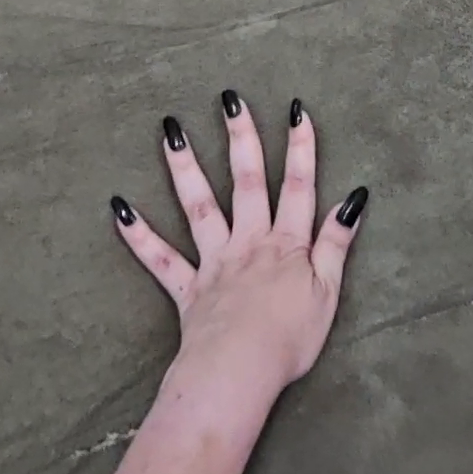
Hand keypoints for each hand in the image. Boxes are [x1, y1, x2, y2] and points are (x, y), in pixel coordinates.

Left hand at [111, 93, 367, 400]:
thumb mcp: (329, 291)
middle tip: (229, 99)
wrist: (237, 374)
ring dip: (185, 166)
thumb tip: (352, 199)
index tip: (297, 110)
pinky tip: (119, 209)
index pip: (299, 186)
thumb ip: (336, 243)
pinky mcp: (187, 288)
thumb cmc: (289, 338)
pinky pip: (159, 260)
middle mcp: (248, 241)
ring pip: (199, 206)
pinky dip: (139, 235)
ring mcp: (213, 261)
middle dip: (241, 138)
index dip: (301, 148)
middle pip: (247, 181)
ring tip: (170, 129)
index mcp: (286, 243)